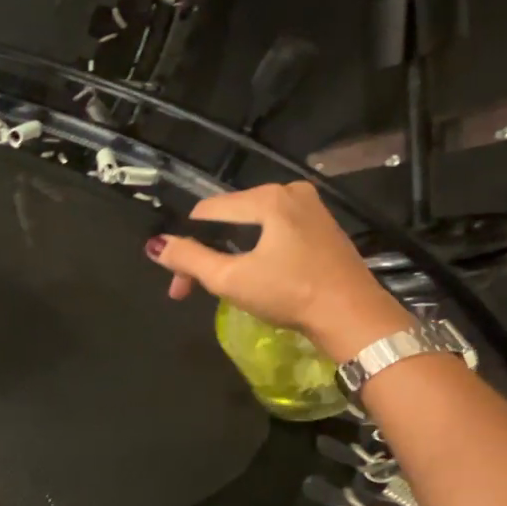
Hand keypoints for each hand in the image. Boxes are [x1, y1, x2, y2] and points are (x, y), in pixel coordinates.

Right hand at [147, 182, 412, 361]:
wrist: (350, 313)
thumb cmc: (288, 293)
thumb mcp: (230, 279)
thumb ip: (189, 259)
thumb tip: (155, 245)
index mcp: (268, 198)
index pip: (207, 212)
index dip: (184, 244)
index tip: (179, 283)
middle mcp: (290, 192)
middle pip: (228, 218)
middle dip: (205, 252)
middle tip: (190, 290)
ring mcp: (310, 207)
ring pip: (250, 226)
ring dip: (227, 254)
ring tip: (218, 285)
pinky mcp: (320, 226)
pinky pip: (272, 231)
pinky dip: (253, 252)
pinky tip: (250, 275)